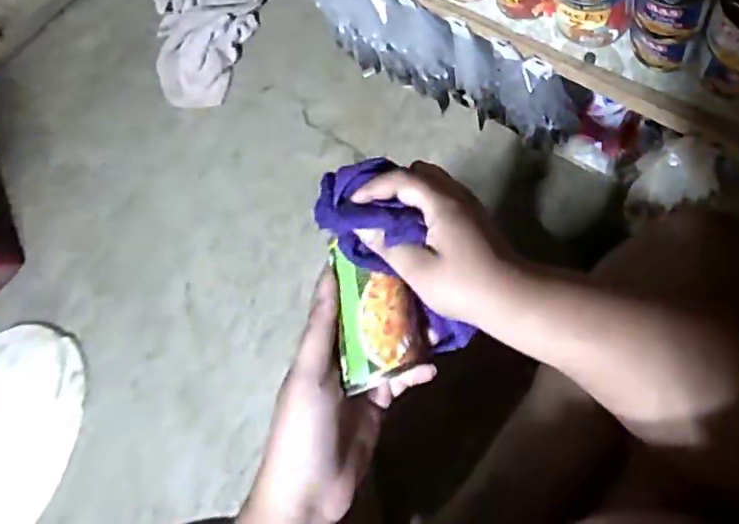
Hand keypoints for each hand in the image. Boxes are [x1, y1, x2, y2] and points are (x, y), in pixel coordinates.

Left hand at [239, 270, 433, 523]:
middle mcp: (342, 354)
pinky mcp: (380, 401)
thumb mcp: (308, 372)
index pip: (340, 298)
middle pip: (371, 317)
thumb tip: (328, 271)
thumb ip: (322, 326)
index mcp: (320, 343)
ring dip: (412, 334)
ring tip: (436, 322)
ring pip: (391, 343)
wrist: (309, 494)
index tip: (383, 244)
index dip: (356, 272)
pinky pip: (402, 376)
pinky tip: (433, 365)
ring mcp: (363, 377)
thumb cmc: (302, 427)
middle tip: (424, 280)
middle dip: (395, 301)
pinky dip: (417, 369)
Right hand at [350, 161, 522, 325]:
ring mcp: (466, 202)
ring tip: (384, 214)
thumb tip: (363, 227)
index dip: (372, 187)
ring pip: (430, 181)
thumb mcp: (419, 270)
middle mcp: (455, 193)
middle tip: (366, 205)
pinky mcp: (472, 215)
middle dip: (389, 183)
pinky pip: (440, 193)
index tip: (350, 204)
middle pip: (417, 172)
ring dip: (406, 191)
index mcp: (441, 201)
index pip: (401, 178)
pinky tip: (410, 224)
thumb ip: (388, 245)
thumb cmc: (463, 285)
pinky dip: (419, 199)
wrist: (511, 294)